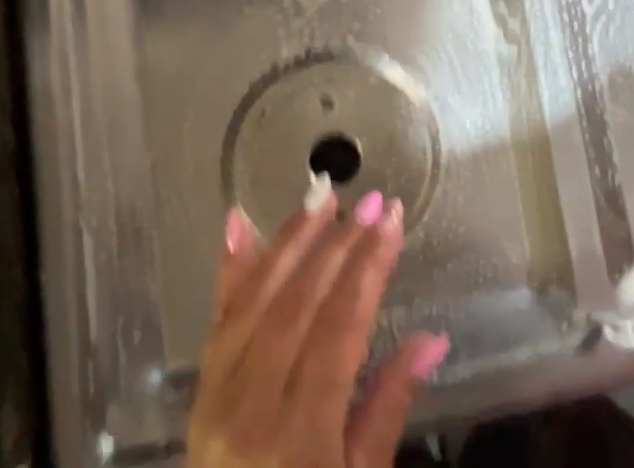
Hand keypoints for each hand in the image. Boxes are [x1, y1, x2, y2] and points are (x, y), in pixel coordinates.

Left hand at [188, 191, 450, 467]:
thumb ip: (391, 406)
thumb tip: (433, 338)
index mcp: (299, 435)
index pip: (338, 329)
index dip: (366, 268)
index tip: (389, 220)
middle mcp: (250, 407)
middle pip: (296, 306)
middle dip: (336, 245)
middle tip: (368, 201)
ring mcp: (216, 397)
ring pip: (253, 302)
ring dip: (289, 242)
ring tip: (322, 198)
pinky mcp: (200, 393)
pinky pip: (216, 320)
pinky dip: (230, 269)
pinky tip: (237, 223)